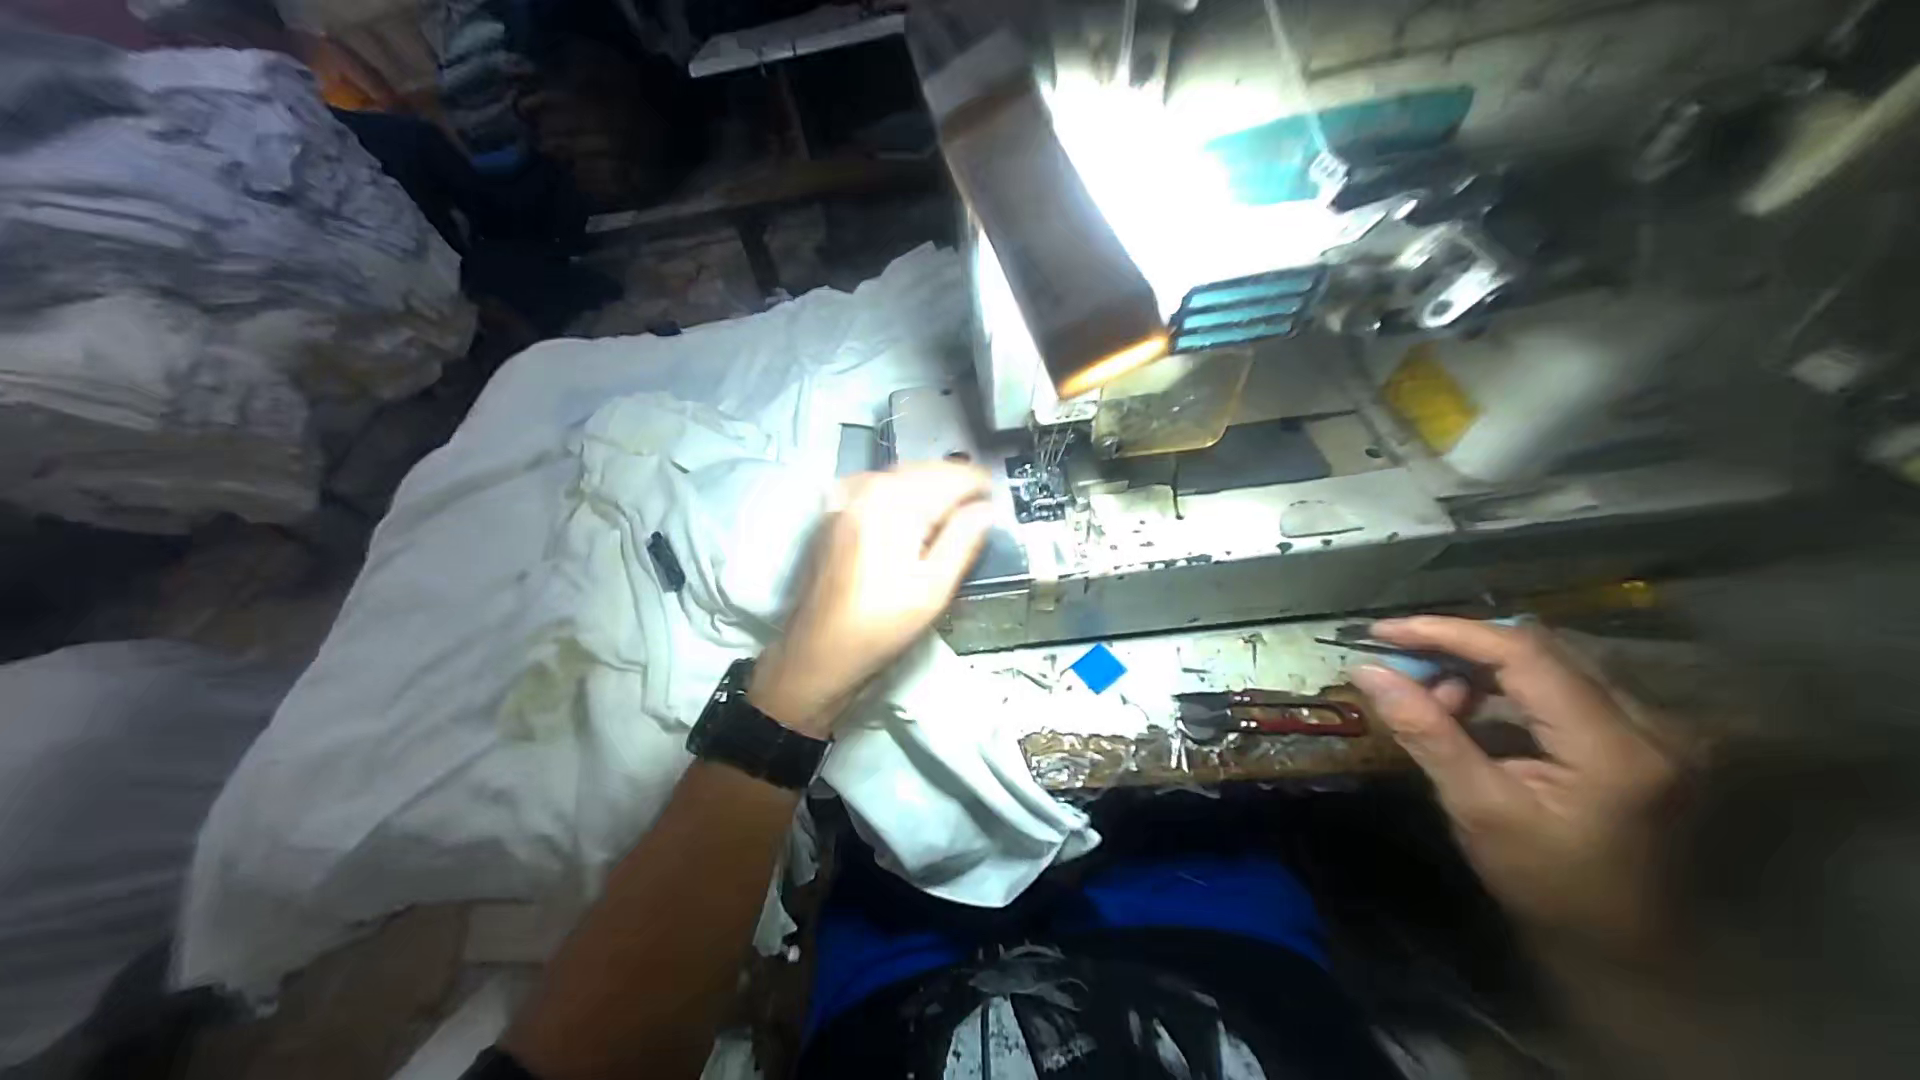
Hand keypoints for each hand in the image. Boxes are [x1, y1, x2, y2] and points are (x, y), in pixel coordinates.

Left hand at [748, 462, 993, 736]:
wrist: (816, 652)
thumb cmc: (879, 627)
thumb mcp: (933, 590)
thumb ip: (963, 541)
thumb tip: (987, 509)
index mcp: (894, 505)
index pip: (950, 477)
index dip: (979, 486)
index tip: (995, 501)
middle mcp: (867, 489)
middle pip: (924, 470)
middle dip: (955, 483)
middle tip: (978, 507)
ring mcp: (846, 497)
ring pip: (901, 475)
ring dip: (930, 486)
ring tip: (952, 512)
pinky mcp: (834, 511)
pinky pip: (879, 486)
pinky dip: (903, 492)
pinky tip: (912, 515)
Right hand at [1349, 616, 1676, 946]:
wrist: (1625, 947)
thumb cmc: (1548, 885)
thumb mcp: (1477, 809)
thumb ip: (1426, 733)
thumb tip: (1366, 672)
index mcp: (1613, 745)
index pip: (1523, 654)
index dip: (1446, 632)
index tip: (1382, 632)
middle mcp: (1647, 722)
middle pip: (1537, 648)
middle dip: (1456, 647)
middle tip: (1398, 664)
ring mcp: (1648, 727)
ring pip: (1547, 660)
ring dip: (1477, 667)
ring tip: (1433, 700)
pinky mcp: (1635, 734)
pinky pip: (1558, 683)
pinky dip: (1502, 686)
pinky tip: (1470, 710)